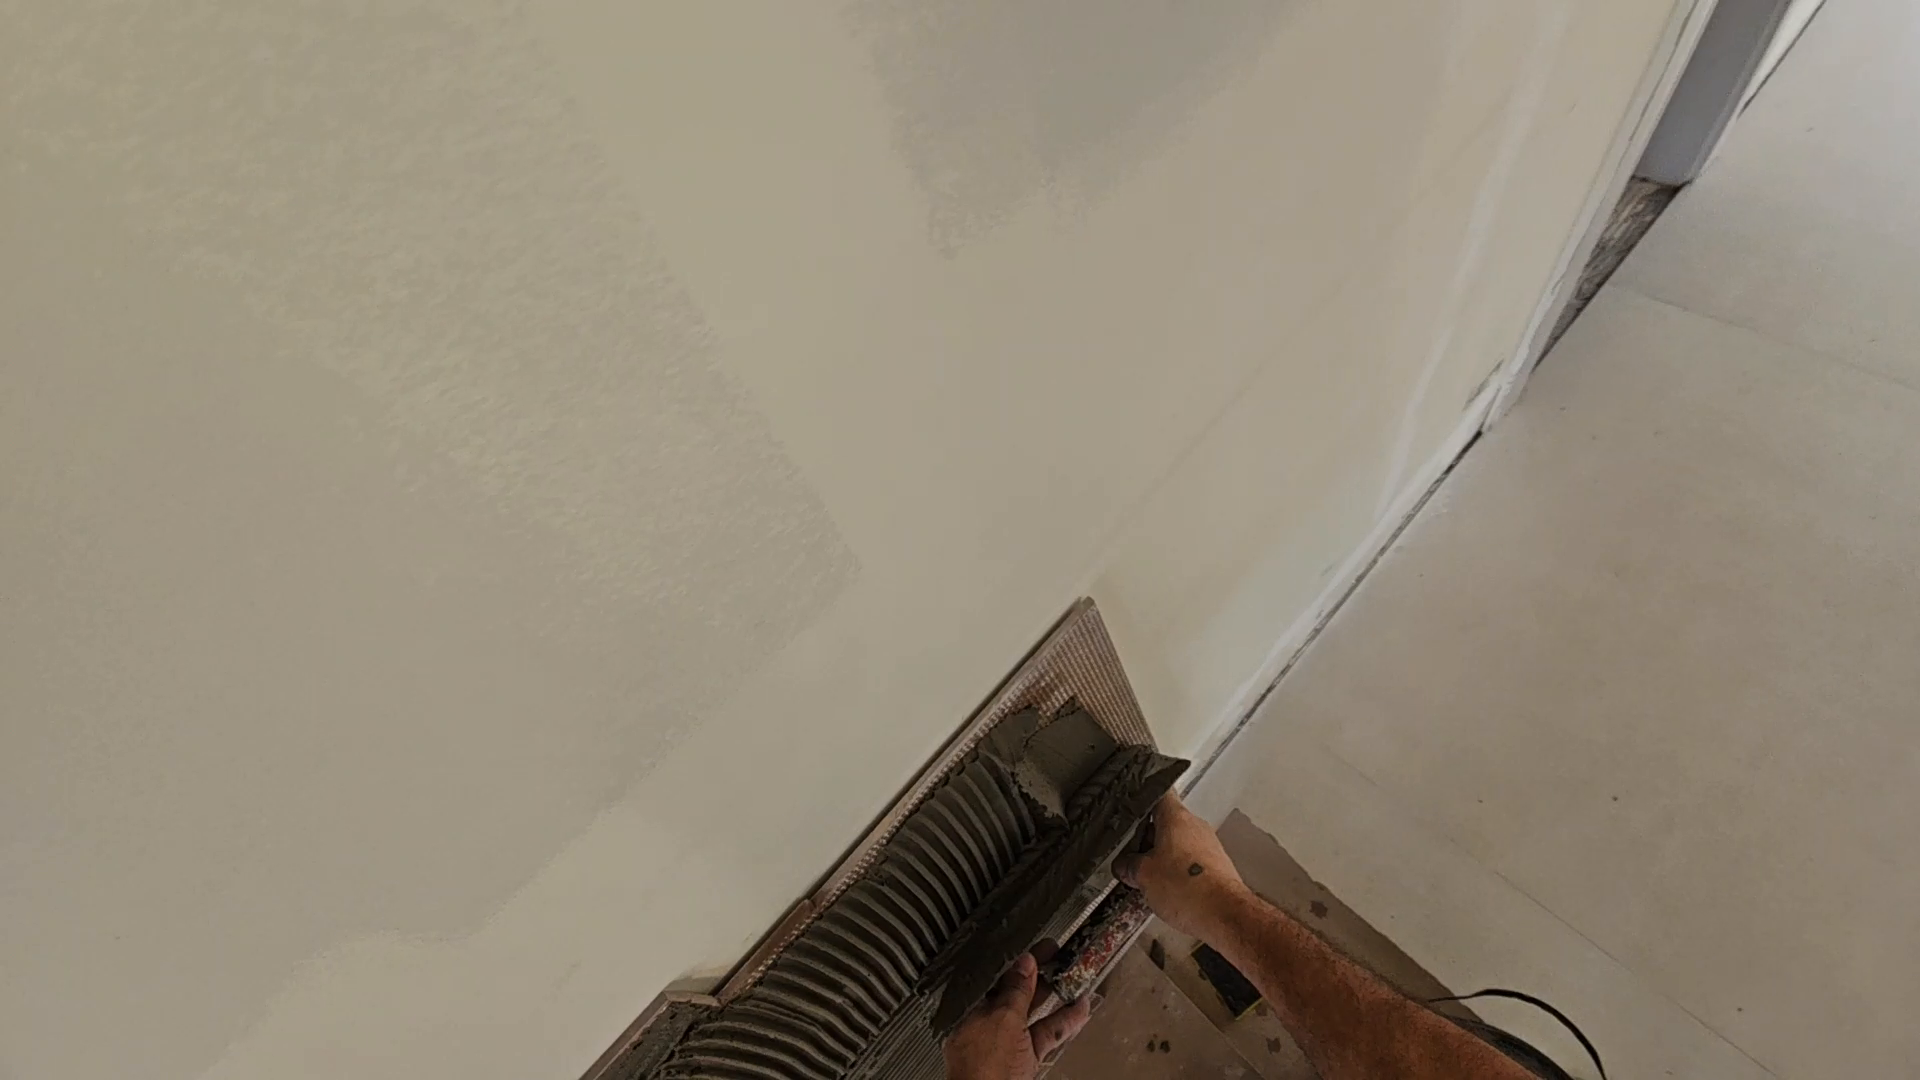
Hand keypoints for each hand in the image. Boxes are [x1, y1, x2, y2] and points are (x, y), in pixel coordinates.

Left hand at [942, 951, 1095, 1079]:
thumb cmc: (984, 1069)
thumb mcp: (1003, 1020)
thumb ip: (1016, 991)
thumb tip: (1026, 962)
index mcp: (972, 1011)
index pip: (999, 978)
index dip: (1021, 962)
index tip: (1040, 948)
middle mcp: (987, 1026)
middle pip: (1017, 993)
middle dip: (1041, 975)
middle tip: (1060, 956)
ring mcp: (1007, 1045)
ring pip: (1035, 1014)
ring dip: (1057, 996)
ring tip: (1076, 979)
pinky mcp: (1025, 1062)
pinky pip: (1045, 1036)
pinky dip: (1064, 1023)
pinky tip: (1080, 1010)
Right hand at [1110, 793, 1250, 939]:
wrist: (1226, 916)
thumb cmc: (1187, 888)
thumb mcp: (1143, 876)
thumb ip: (1128, 865)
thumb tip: (1124, 865)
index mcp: (1175, 817)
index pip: (1159, 793)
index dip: (1144, 798)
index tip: (1134, 806)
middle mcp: (1196, 826)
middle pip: (1168, 822)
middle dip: (1149, 839)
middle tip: (1134, 856)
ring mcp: (1210, 847)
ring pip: (1181, 844)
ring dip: (1165, 857)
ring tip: (1151, 879)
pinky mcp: (1220, 868)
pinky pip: (1194, 864)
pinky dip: (1182, 874)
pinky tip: (1172, 893)